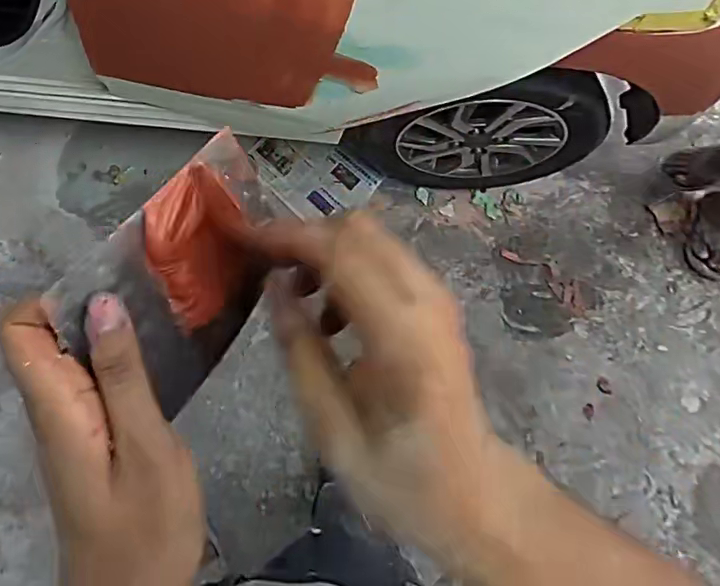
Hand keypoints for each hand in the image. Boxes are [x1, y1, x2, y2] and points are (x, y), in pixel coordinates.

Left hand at [0, 294, 203, 585]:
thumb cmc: (145, 531)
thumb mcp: (146, 448)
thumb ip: (123, 375)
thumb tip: (100, 301)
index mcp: (54, 406)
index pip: (17, 329)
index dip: (51, 298)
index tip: (103, 288)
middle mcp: (51, 406)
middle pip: (44, 333)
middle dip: (87, 300)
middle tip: (141, 290)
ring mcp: (69, 420)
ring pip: (70, 350)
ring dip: (107, 324)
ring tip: (156, 309)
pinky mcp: (89, 431)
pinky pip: (91, 373)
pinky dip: (118, 352)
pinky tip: (156, 349)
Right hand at [253, 214, 698, 585]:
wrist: (474, 492)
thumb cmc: (401, 476)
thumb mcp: (333, 430)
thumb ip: (301, 351)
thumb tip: (272, 285)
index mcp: (402, 334)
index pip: (340, 253)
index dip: (288, 236)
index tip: (245, 237)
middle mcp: (425, 297)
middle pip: (357, 228)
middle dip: (304, 234)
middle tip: (264, 261)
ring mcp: (435, 293)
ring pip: (370, 235)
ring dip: (324, 247)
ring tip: (295, 291)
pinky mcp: (434, 297)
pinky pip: (382, 254)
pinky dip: (346, 262)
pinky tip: (329, 309)